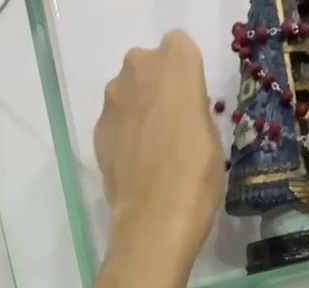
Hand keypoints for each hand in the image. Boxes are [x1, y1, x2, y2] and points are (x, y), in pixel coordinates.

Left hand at [94, 31, 224, 265]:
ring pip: (126, 95)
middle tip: (170, 128)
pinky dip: (122, 138)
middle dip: (156, 90)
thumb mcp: (211, 134)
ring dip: (136, 113)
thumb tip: (178, 116)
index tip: (190, 105)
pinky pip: (113, 124)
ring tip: (151, 152)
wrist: (154, 216)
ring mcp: (112, 99)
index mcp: (176, 60)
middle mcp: (138, 67)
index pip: (179, 49)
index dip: (184, 78)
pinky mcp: (97, 130)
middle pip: (147, 68)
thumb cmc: (197, 173)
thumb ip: (192, 110)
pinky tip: (135, 167)